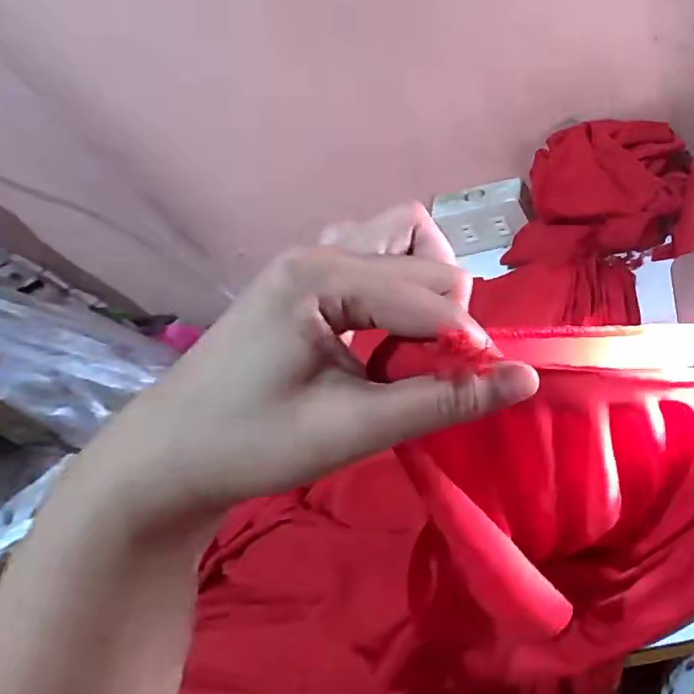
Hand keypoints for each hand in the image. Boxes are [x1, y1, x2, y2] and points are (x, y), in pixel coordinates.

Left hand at [59, 204, 538, 538]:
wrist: (165, 458)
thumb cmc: (253, 444)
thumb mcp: (359, 428)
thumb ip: (448, 399)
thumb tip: (528, 378)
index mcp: (324, 278)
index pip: (436, 298)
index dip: (468, 349)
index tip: (473, 393)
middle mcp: (322, 251)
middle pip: (432, 261)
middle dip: (452, 317)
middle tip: (436, 373)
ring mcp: (312, 256)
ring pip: (408, 236)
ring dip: (430, 284)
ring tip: (418, 338)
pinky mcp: (310, 273)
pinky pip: (380, 249)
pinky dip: (403, 278)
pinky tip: (386, 323)